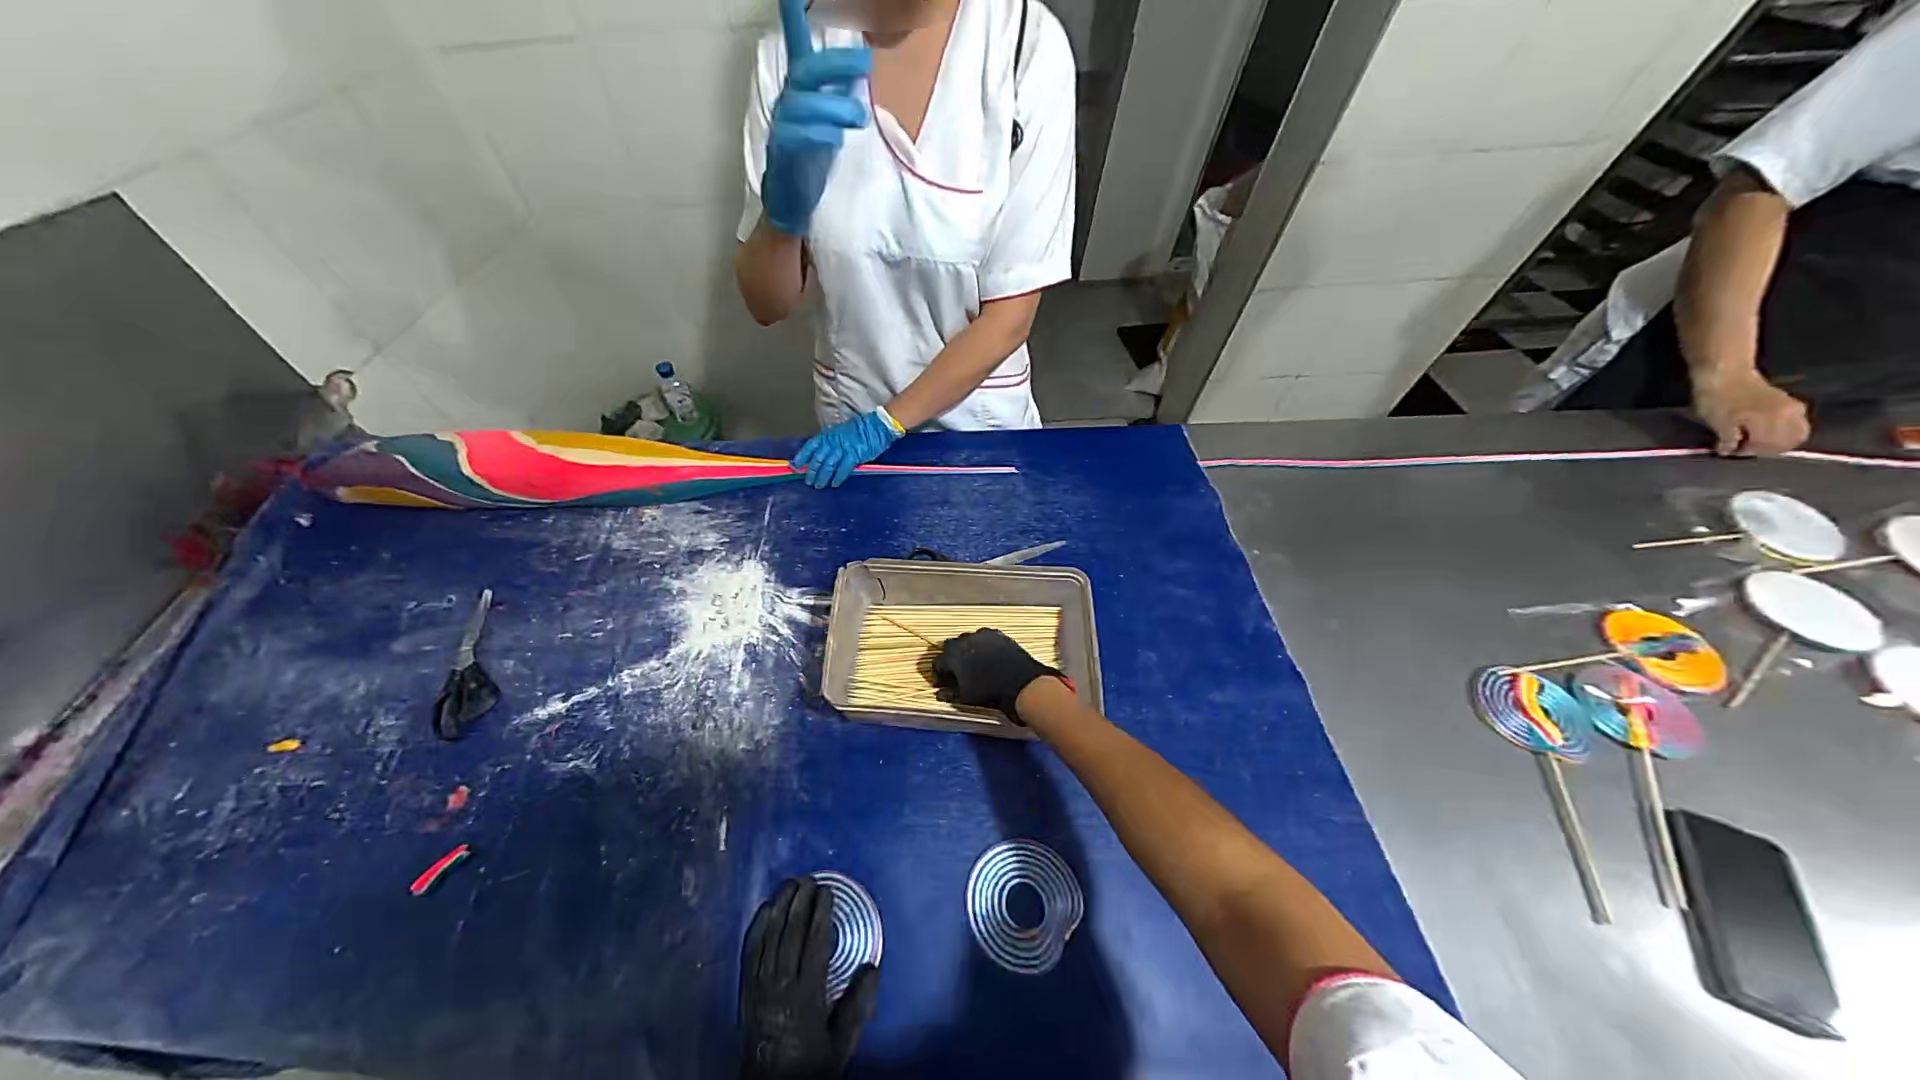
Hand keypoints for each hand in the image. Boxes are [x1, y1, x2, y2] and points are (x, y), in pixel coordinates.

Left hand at [740, 877, 878, 1079]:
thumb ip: (857, 1005)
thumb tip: (872, 967)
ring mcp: (760, 986)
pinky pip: (750, 952)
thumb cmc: (811, 1064)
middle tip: (809, 879)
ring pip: (770, 937)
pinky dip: (757, 927)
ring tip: (789, 884)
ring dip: (780, 907)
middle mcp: (781, 985)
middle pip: (790, 934)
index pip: (815, 943)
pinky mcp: (745, 991)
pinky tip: (764, 910)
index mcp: (806, 995)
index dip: (821, 914)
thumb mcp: (842, 1042)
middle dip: (800, 903)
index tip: (827, 892)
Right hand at [763, 0, 871, 235]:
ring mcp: (784, 127)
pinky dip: (821, 134)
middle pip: (806, 71)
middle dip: (835, 62)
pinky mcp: (785, 153)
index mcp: (801, 92)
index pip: (798, 47)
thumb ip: (839, 90)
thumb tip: (862, 59)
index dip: (794, 18)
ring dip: (835, 106)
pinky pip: (800, 137)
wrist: (792, 202)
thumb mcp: (830, 118)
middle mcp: (789, 103)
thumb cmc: (812, 158)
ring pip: (804, 105)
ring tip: (860, 116)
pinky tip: (835, 138)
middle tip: (865, 61)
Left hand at [792, 409, 902, 489]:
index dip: (802, 456)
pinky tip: (834, 484)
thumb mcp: (842, 432)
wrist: (877, 426)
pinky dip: (837, 478)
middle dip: (811, 472)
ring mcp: (842, 449)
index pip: (810, 446)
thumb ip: (832, 442)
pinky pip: (842, 470)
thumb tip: (824, 455)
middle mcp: (832, 442)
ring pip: (827, 466)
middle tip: (808, 482)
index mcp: (829, 435)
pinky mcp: (853, 456)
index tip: (795, 466)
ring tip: (819, 486)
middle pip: (817, 459)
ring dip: (822, 477)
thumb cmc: (861, 429)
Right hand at [931, 629, 1064, 722]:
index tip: (942, 681)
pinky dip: (983, 645)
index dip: (938, 673)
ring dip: (967, 648)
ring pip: (968, 639)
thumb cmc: (989, 691)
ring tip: (973, 662)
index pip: (938, 662)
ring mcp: (983, 635)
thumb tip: (939, 694)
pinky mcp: (998, 634)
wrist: (1020, 682)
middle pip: (950, 646)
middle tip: (956, 669)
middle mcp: (965, 640)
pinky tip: (989, 656)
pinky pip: (985, 638)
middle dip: (950, 656)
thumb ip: (950, 693)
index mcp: (953, 656)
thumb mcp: (966, 696)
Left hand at [1693, 370, 1810, 455]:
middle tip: (1746, 448)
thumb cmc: (1717, 399)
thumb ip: (1728, 439)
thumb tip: (1730, 451)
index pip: (1770, 445)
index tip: (1732, 451)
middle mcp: (1789, 414)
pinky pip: (1797, 421)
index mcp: (1771, 421)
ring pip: (1798, 431)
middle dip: (1769, 448)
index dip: (1750, 452)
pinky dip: (1785, 430)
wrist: (1725, 373)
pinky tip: (1767, 431)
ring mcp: (1793, 406)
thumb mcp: (1717, 422)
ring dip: (1780, 440)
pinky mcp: (1790, 401)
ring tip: (1756, 442)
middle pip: (1791, 440)